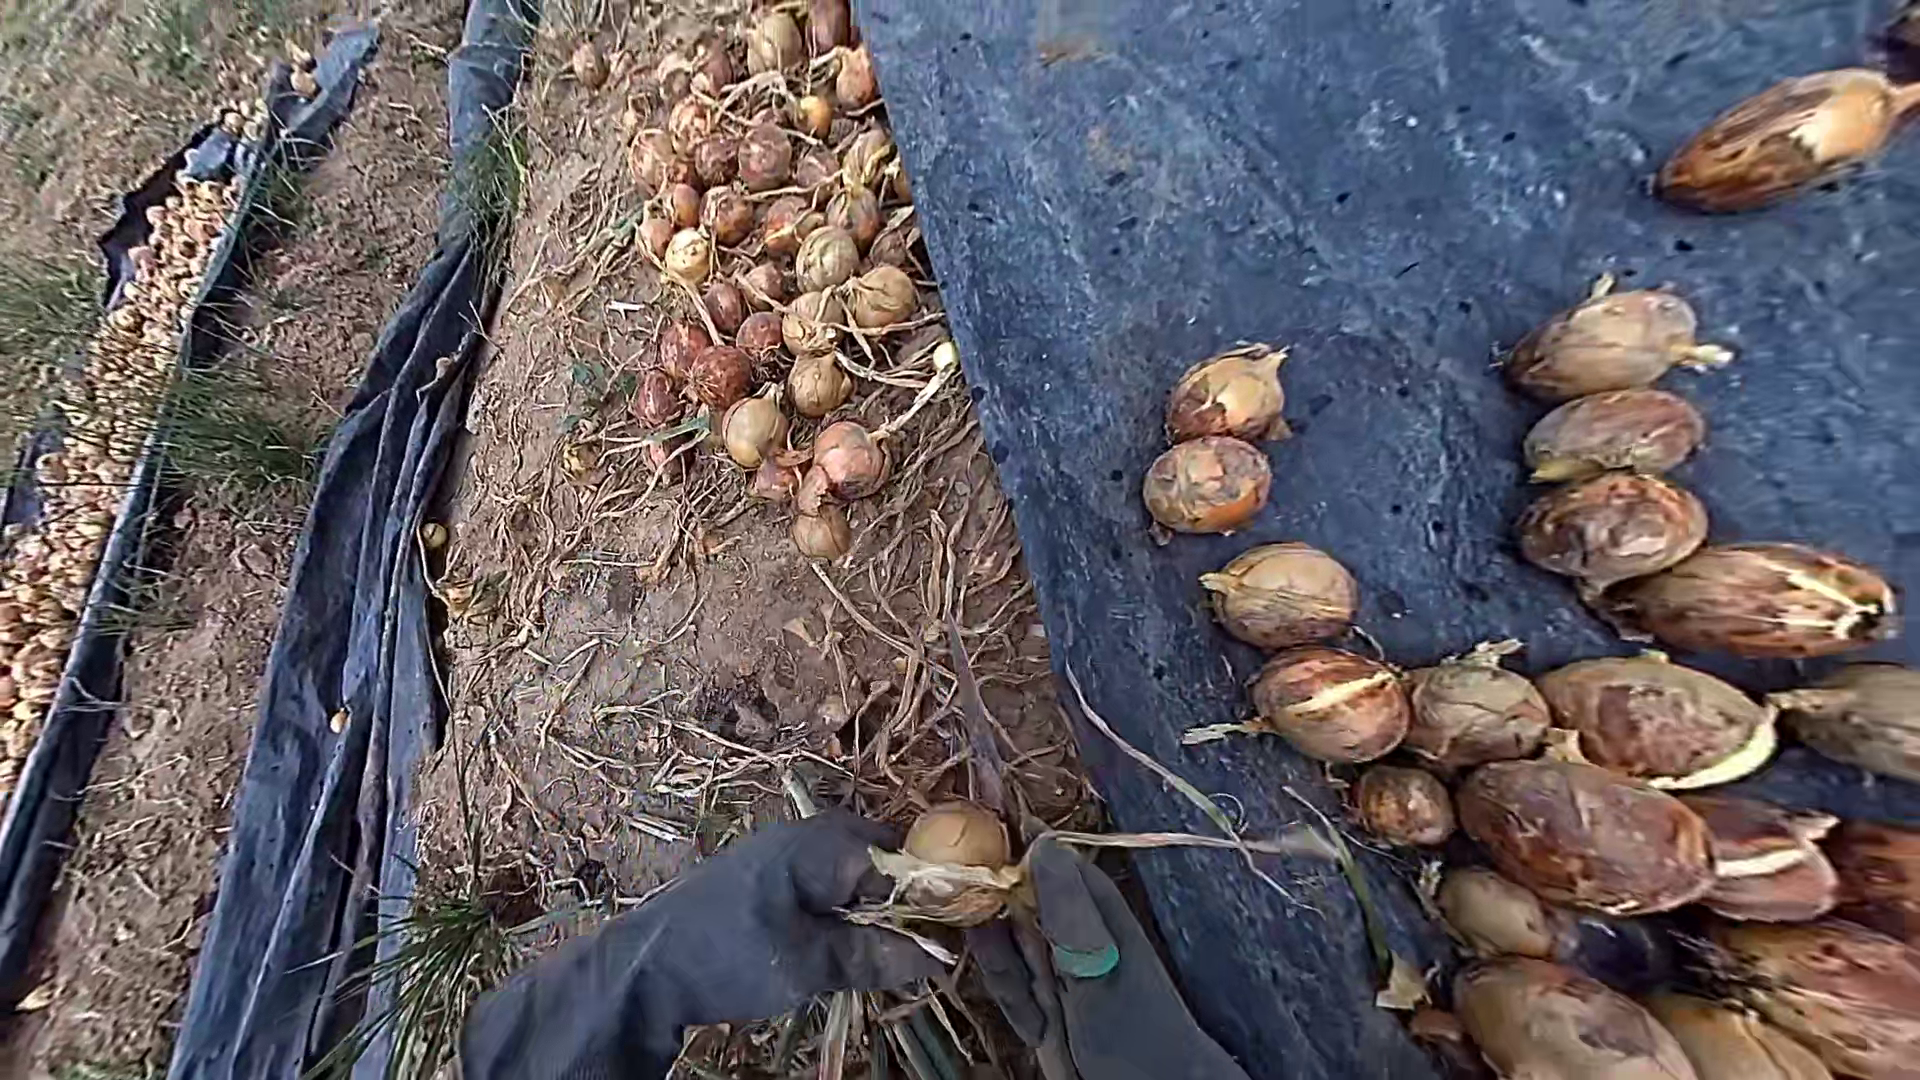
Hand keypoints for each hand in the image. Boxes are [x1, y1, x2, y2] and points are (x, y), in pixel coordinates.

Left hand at [460, 811, 942, 1079]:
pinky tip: (836, 934)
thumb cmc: (731, 954)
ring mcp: (795, 843)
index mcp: (826, 841)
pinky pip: (831, 872)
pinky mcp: (779, 862)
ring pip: (857, 866)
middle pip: (881, 857)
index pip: (899, 860)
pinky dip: (845, 901)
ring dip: (871, 903)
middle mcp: (816, 830)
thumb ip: (874, 954)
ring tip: (870, 947)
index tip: (939, 936)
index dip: (923, 897)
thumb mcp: (807, 963)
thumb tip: (940, 957)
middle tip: (901, 946)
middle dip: (897, 900)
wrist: (649, 961)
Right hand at [970, 839, 1252, 1079]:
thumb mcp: (1098, 972)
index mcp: (1088, 894)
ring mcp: (1052, 948)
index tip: (988, 895)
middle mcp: (1067, 912)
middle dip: (1005, 941)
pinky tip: (1037, 1029)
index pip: (1035, 853)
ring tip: (1039, 1017)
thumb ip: (1069, 911)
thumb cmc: (1137, 1035)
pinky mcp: (1039, 982)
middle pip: (1008, 897)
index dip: (1007, 867)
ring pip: (1000, 936)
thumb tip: (1042, 841)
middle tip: (1026, 982)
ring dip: (1008, 977)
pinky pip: (1004, 973)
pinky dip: (1012, 1001)